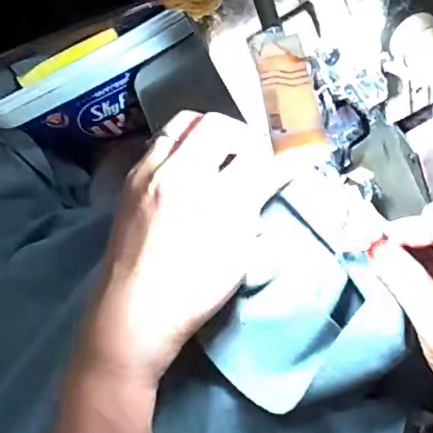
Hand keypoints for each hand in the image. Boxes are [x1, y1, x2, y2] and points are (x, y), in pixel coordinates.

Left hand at [79, 111, 295, 390]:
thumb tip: (270, 188)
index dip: (288, 159)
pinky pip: (161, 140)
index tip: (300, 157)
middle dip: (245, 136)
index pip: (264, 162)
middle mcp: (186, 174)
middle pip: (222, 126)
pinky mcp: (132, 178)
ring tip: (218, 151)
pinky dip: (181, 142)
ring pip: (186, 122)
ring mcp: (154, 171)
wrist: (136, 309)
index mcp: (221, 199)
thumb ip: (257, 215)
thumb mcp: (241, 258)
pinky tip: (187, 165)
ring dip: (210, 130)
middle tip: (253, 155)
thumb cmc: (194, 293)